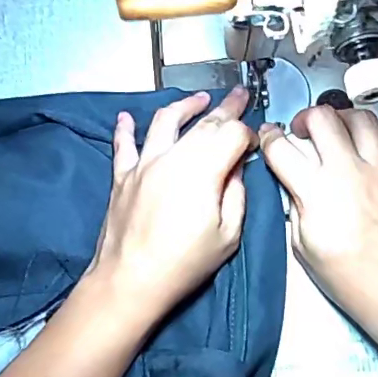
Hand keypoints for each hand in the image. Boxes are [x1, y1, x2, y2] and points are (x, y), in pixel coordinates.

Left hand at [87, 88, 254, 324]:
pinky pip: (124, 145)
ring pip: (165, 121)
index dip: (247, 134)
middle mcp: (173, 157)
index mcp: (203, 170)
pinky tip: (126, 117)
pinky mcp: (123, 176)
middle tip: (239, 96)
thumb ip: (236, 196)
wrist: (130, 280)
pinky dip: (125, 128)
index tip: (254, 142)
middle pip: (204, 123)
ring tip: (198, 99)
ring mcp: (144, 164)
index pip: (232, 134)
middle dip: (226, 107)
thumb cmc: (183, 264)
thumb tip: (235, 170)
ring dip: (184, 106)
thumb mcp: (227, 235)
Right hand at [259, 97, 377, 340]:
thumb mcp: (302, 245)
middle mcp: (348, 168)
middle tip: (304, 130)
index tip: (269, 136)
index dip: (269, 138)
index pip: (281, 148)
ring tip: (340, 128)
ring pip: (363, 119)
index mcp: (315, 188)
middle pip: (322, 119)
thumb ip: (296, 206)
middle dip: (306, 118)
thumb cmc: (345, 276)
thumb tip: (294, 184)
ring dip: (346, 118)